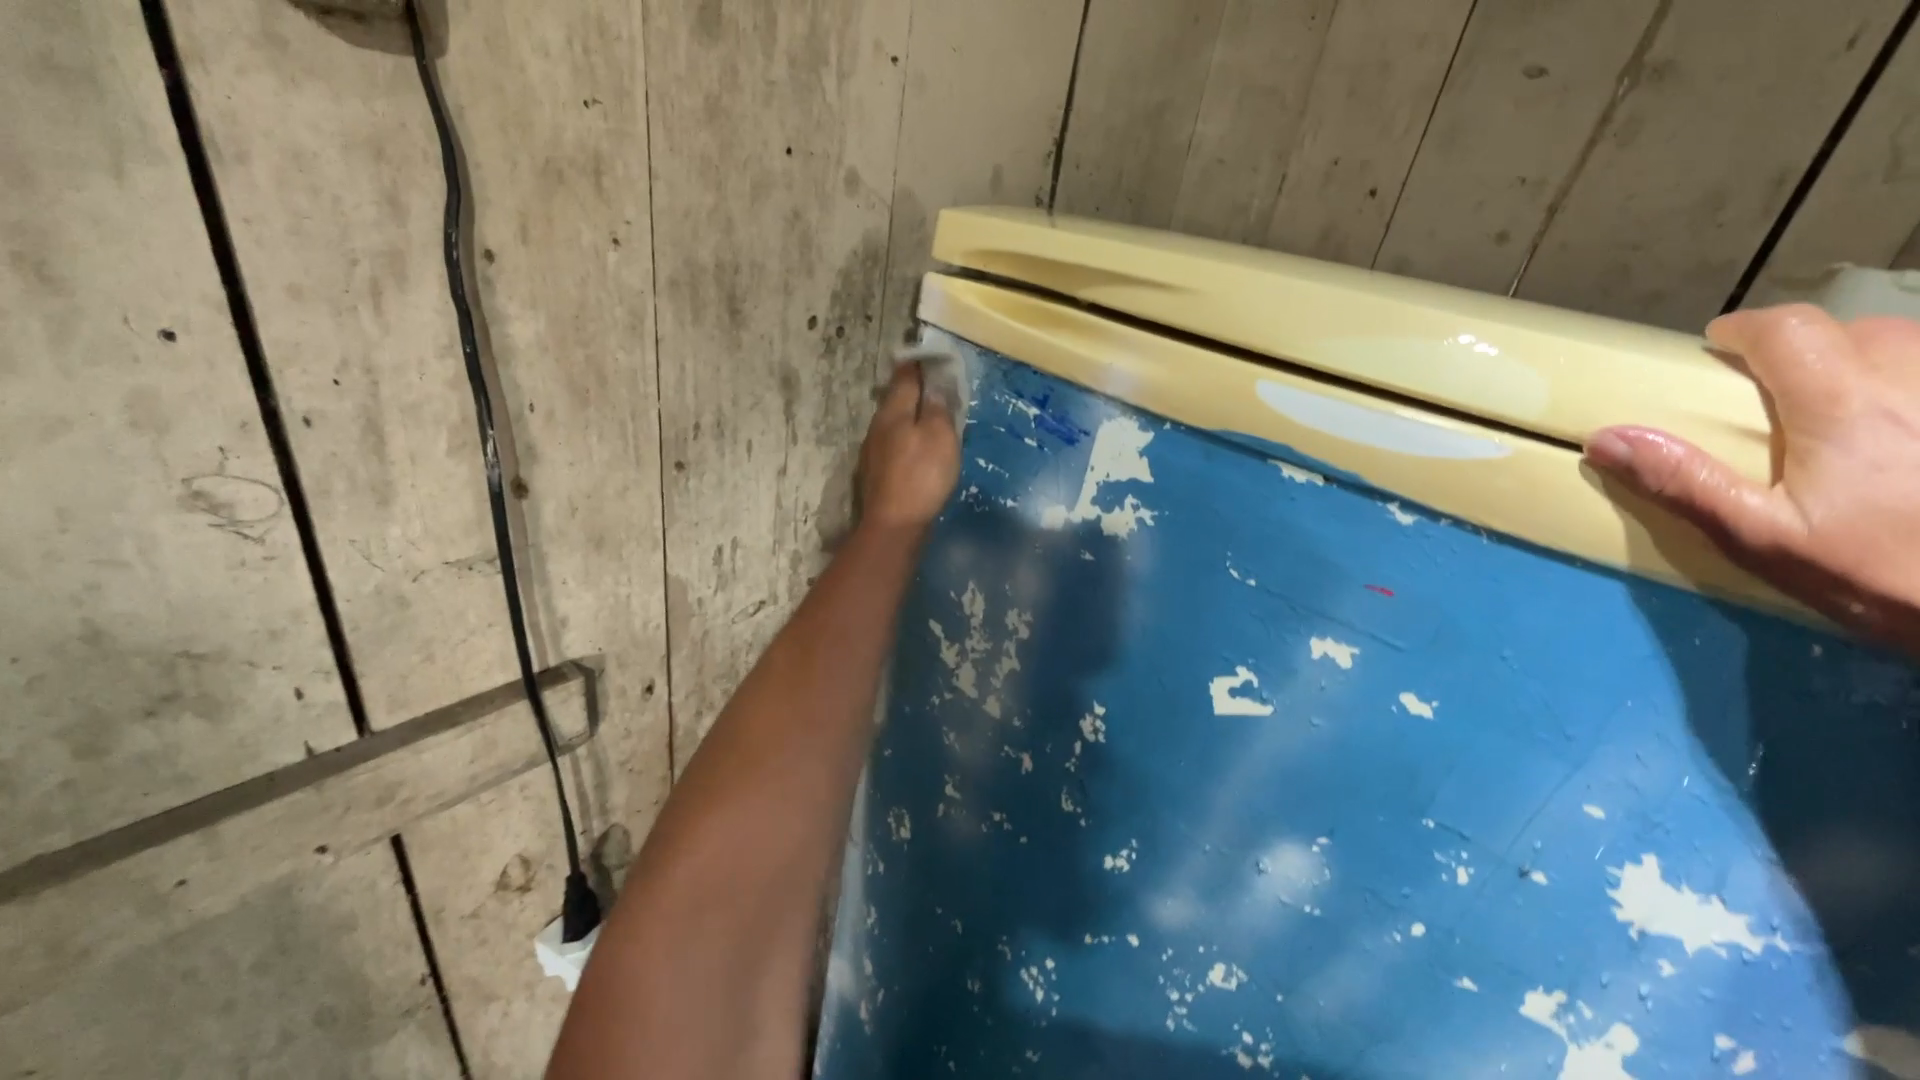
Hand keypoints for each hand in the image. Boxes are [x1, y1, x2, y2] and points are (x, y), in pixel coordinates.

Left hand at [856, 361, 960, 531]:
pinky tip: (918, 447)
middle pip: (897, 398)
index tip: (934, 356)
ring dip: (911, 415)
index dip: (920, 363)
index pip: (905, 376)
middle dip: (915, 389)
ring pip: (894, 422)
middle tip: (937, 385)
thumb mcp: (940, 436)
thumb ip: (937, 407)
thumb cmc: (921, 476)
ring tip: (931, 415)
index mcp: (894, 411)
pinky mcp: (876, 472)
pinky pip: (894, 443)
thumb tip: (935, 383)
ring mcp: (873, 450)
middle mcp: (878, 425)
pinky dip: (908, 437)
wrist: (894, 524)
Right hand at [1584, 304, 1919, 650]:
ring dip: (1867, 357)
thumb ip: (1686, 484)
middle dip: (1806, 345)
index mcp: (1843, 405)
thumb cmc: (1881, 573)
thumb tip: (1606, 439)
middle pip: (1854, 329)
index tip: (1717, 348)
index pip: (1787, 329)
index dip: (1745, 328)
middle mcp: (1911, 381)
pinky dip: (1905, 381)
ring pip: (1910, 344)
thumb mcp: (1763, 539)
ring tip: (1841, 401)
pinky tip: (1897, 421)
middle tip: (1776, 386)